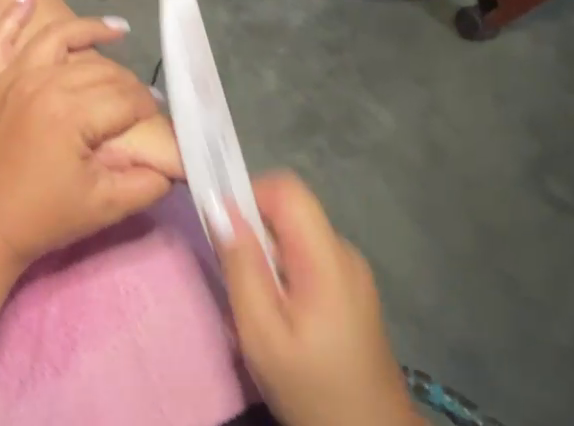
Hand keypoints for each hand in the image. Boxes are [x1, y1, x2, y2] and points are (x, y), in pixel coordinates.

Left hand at [0, 0, 175, 267]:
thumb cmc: (47, 217)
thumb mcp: (107, 205)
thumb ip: (148, 180)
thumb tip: (174, 158)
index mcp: (72, 114)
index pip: (125, 98)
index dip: (148, 108)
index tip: (160, 119)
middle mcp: (43, 83)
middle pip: (99, 69)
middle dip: (127, 82)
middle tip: (142, 102)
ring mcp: (14, 78)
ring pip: (59, 41)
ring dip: (90, 30)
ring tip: (119, 30)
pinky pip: (0, 39)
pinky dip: (12, 14)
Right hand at [218, 173, 418, 425]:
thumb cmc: (312, 386)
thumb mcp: (262, 333)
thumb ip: (242, 266)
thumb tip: (221, 208)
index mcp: (327, 258)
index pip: (287, 188)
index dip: (249, 193)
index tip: (223, 227)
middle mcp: (344, 253)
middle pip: (290, 211)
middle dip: (253, 232)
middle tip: (234, 276)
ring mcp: (352, 271)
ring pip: (295, 235)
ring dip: (266, 256)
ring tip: (255, 304)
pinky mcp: (352, 289)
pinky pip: (307, 257)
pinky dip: (283, 272)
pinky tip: (278, 315)